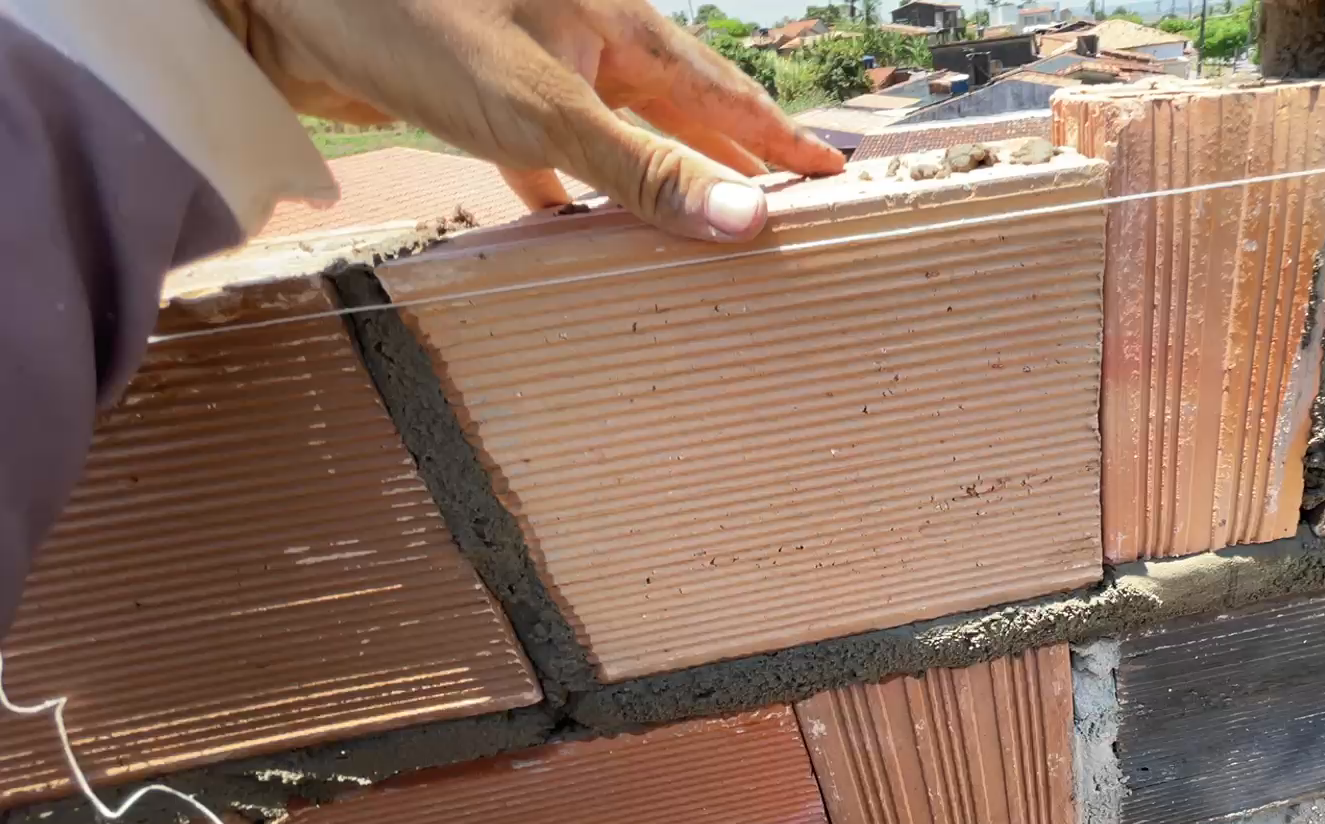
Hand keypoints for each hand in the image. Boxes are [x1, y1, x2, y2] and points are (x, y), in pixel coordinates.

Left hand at [206, 0, 845, 240]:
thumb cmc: (413, 21)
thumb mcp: (549, 110)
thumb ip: (649, 171)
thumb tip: (752, 222)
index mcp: (621, 30)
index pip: (728, 95)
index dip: (782, 137)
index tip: (832, 170)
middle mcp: (589, 41)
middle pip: (685, 111)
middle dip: (735, 156)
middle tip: (781, 199)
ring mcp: (538, 61)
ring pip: (624, 128)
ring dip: (663, 172)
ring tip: (701, 217)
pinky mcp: (484, 86)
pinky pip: (552, 144)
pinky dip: (572, 180)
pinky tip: (569, 211)